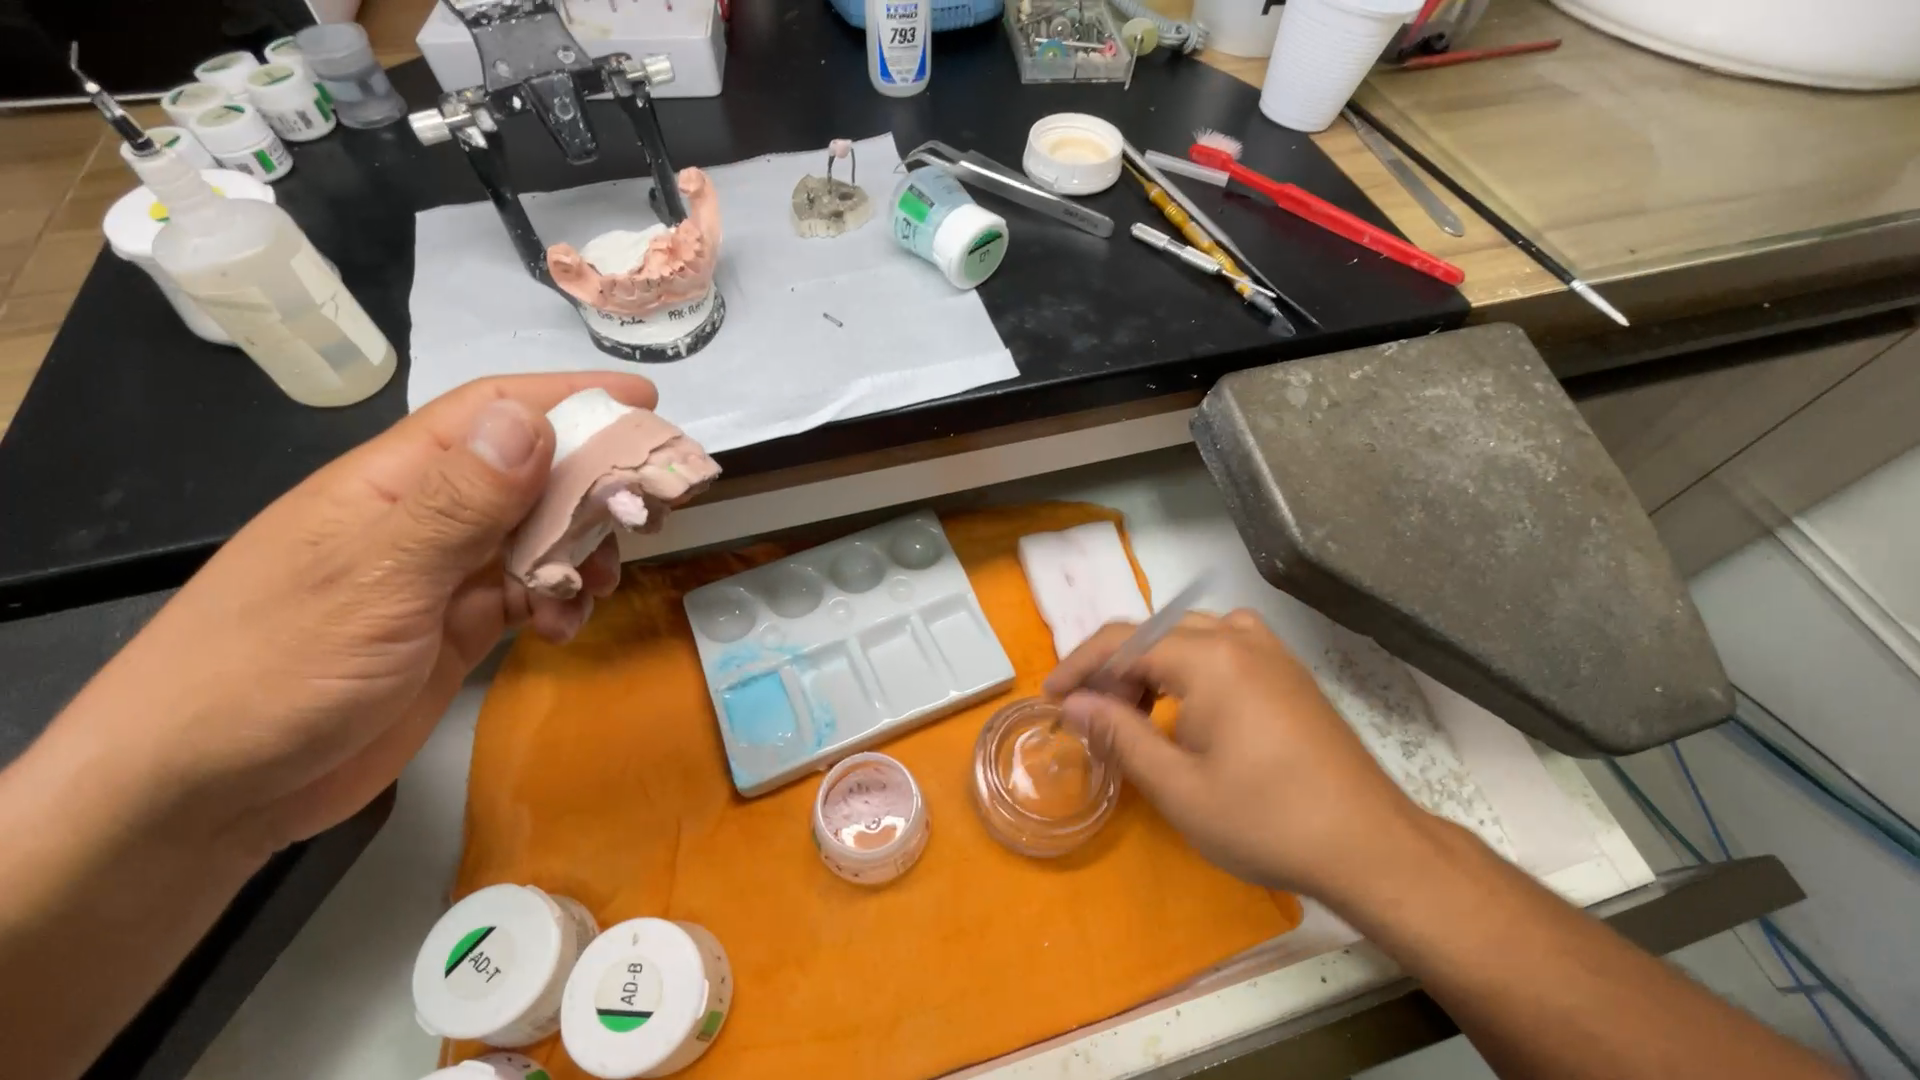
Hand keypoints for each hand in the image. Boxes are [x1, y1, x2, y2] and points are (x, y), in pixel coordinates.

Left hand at [58, 373, 656, 857]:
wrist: (204, 795)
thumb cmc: (272, 673)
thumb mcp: (374, 582)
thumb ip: (457, 503)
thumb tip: (531, 420)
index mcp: (393, 485)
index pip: (494, 414)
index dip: (570, 399)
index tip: (646, 406)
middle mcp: (424, 520)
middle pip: (531, 476)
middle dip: (595, 485)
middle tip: (653, 510)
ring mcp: (438, 577)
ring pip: (537, 538)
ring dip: (581, 553)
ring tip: (598, 584)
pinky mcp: (452, 630)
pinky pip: (526, 596)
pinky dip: (557, 604)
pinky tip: (560, 628)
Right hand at [1043, 611, 1424, 896]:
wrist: (1369, 845)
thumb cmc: (1266, 820)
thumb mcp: (1177, 786)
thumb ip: (1118, 734)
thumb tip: (1073, 703)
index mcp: (1208, 658)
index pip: (1124, 641)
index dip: (1079, 666)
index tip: (1050, 698)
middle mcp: (1239, 638)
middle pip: (1156, 632)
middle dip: (1115, 668)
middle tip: (1093, 715)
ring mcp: (1271, 652)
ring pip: (1191, 636)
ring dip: (1153, 664)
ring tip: (1136, 711)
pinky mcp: (1289, 673)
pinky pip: (1225, 647)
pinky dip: (1191, 666)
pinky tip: (1190, 707)